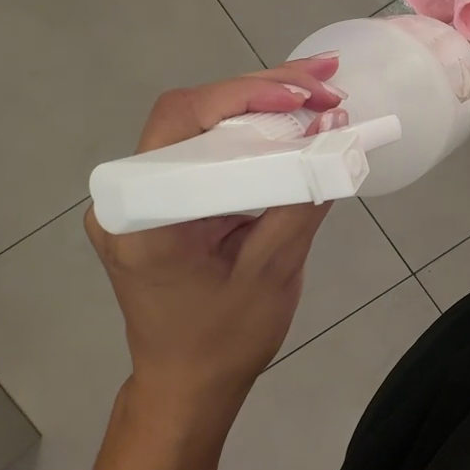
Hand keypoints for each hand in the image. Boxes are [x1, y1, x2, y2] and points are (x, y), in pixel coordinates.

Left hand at [85, 55, 349, 417]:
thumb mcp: (274, 267)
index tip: (302, 99)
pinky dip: (259, 128)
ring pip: (206, 123)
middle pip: (196, 112)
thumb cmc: (227, 337)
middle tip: (330, 83)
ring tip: (325, 86)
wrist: (190, 386)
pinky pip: (212, 147)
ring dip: (267, 102)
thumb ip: (303, 194)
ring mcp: (148, 194)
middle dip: (266, 90)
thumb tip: (336, 130)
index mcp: (142, 213)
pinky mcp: (171, 198)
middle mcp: (132, 193)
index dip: (242, 96)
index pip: (181, 122)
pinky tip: (301, 114)